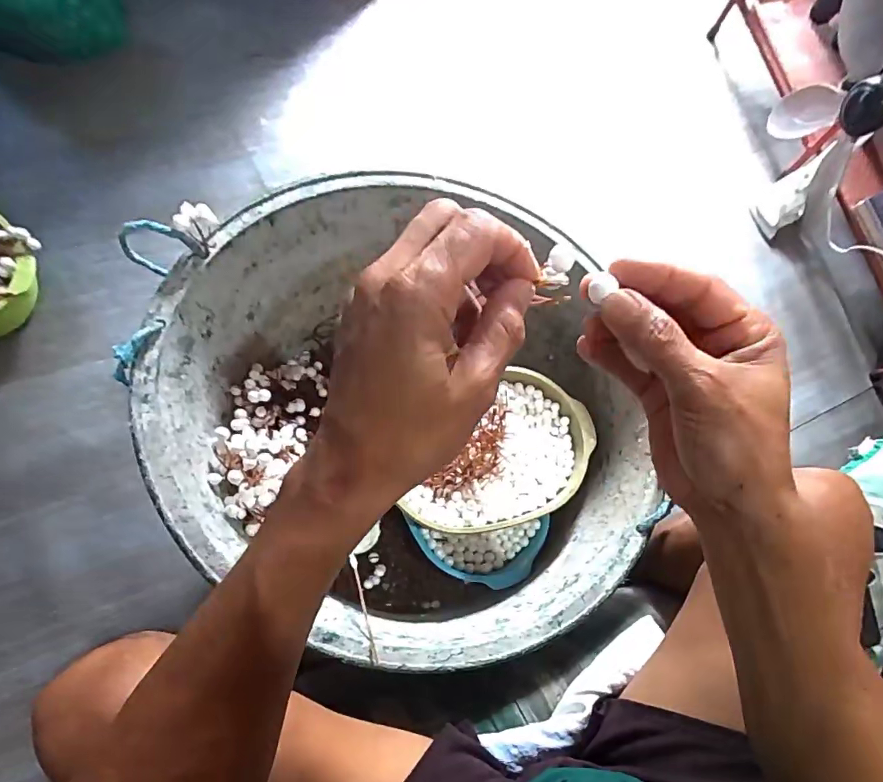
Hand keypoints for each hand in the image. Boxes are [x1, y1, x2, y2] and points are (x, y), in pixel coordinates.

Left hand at [304, 199, 539, 517]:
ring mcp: (367, 287)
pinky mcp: (360, 305)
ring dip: (462, 262)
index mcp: (415, 292)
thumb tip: (521, 289)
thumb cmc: (415, 435)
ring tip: (483, 317)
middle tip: (508, 291)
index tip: (531, 286)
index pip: (475, 230)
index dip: (514, 249)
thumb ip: (503, 327)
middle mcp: (385, 274)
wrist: (352, 463)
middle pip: (446, 217)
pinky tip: (452, 326)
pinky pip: (405, 267)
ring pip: (424, 239)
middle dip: (487, 244)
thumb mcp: (475, 387)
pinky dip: (437, 278)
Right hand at [575, 260, 793, 520]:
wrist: (730, 507)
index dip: (657, 276)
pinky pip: (633, 367)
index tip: (616, 269)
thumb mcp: (702, 387)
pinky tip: (589, 347)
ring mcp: (684, 370)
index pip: (698, 289)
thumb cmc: (736, 447)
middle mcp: (715, 345)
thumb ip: (658, 342)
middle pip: (667, 310)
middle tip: (591, 293)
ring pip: (644, 337)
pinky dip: (611, 356)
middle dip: (631, 302)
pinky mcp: (660, 395)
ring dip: (615, 329)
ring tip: (587, 325)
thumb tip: (614, 300)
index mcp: (745, 332)